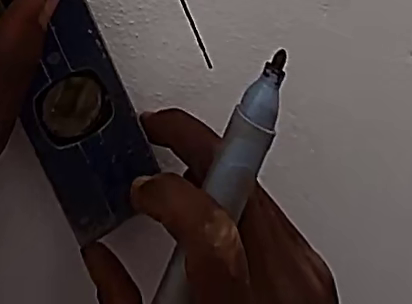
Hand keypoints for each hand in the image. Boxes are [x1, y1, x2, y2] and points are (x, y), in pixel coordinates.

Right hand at [80, 109, 336, 303]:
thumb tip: (100, 255)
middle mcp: (285, 287)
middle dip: (191, 138)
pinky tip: (210, 193)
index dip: (169, 194)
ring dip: (211, 162)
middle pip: (239, 181)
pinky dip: (231, 188)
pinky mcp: (312, 266)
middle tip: (155, 126)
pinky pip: (265, 203)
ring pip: (252, 182)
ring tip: (177, 162)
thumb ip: (127, 302)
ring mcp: (305, 273)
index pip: (212, 232)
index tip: (142, 187)